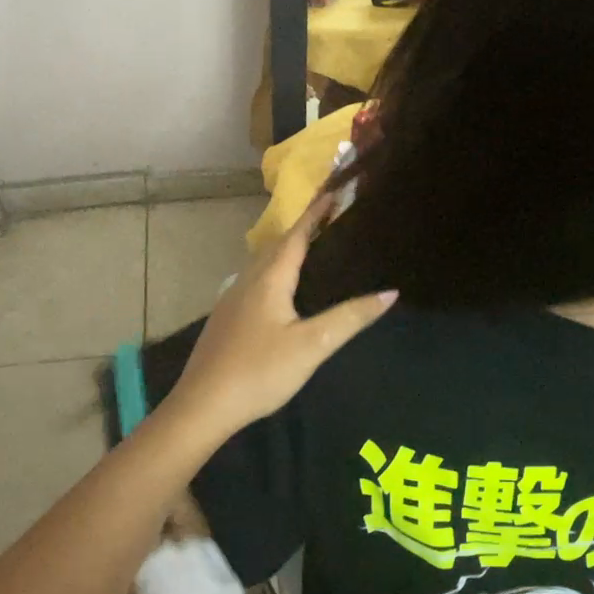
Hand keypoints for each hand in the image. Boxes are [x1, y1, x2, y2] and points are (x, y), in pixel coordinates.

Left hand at [163, 194, 395, 431]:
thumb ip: (350, 318)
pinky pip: (256, 281)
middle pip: (279, 245)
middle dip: (305, 229)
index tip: (335, 189)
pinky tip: (283, 291)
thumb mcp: (312, 345)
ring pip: (264, 263)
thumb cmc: (260, 371)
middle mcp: (248, 279)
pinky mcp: (226, 318)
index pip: (297, 234)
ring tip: (313, 251)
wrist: (203, 404)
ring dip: (288, 250)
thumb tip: (390, 293)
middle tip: (332, 219)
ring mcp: (233, 298)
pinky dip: (276, 272)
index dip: (317, 212)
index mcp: (270, 278)